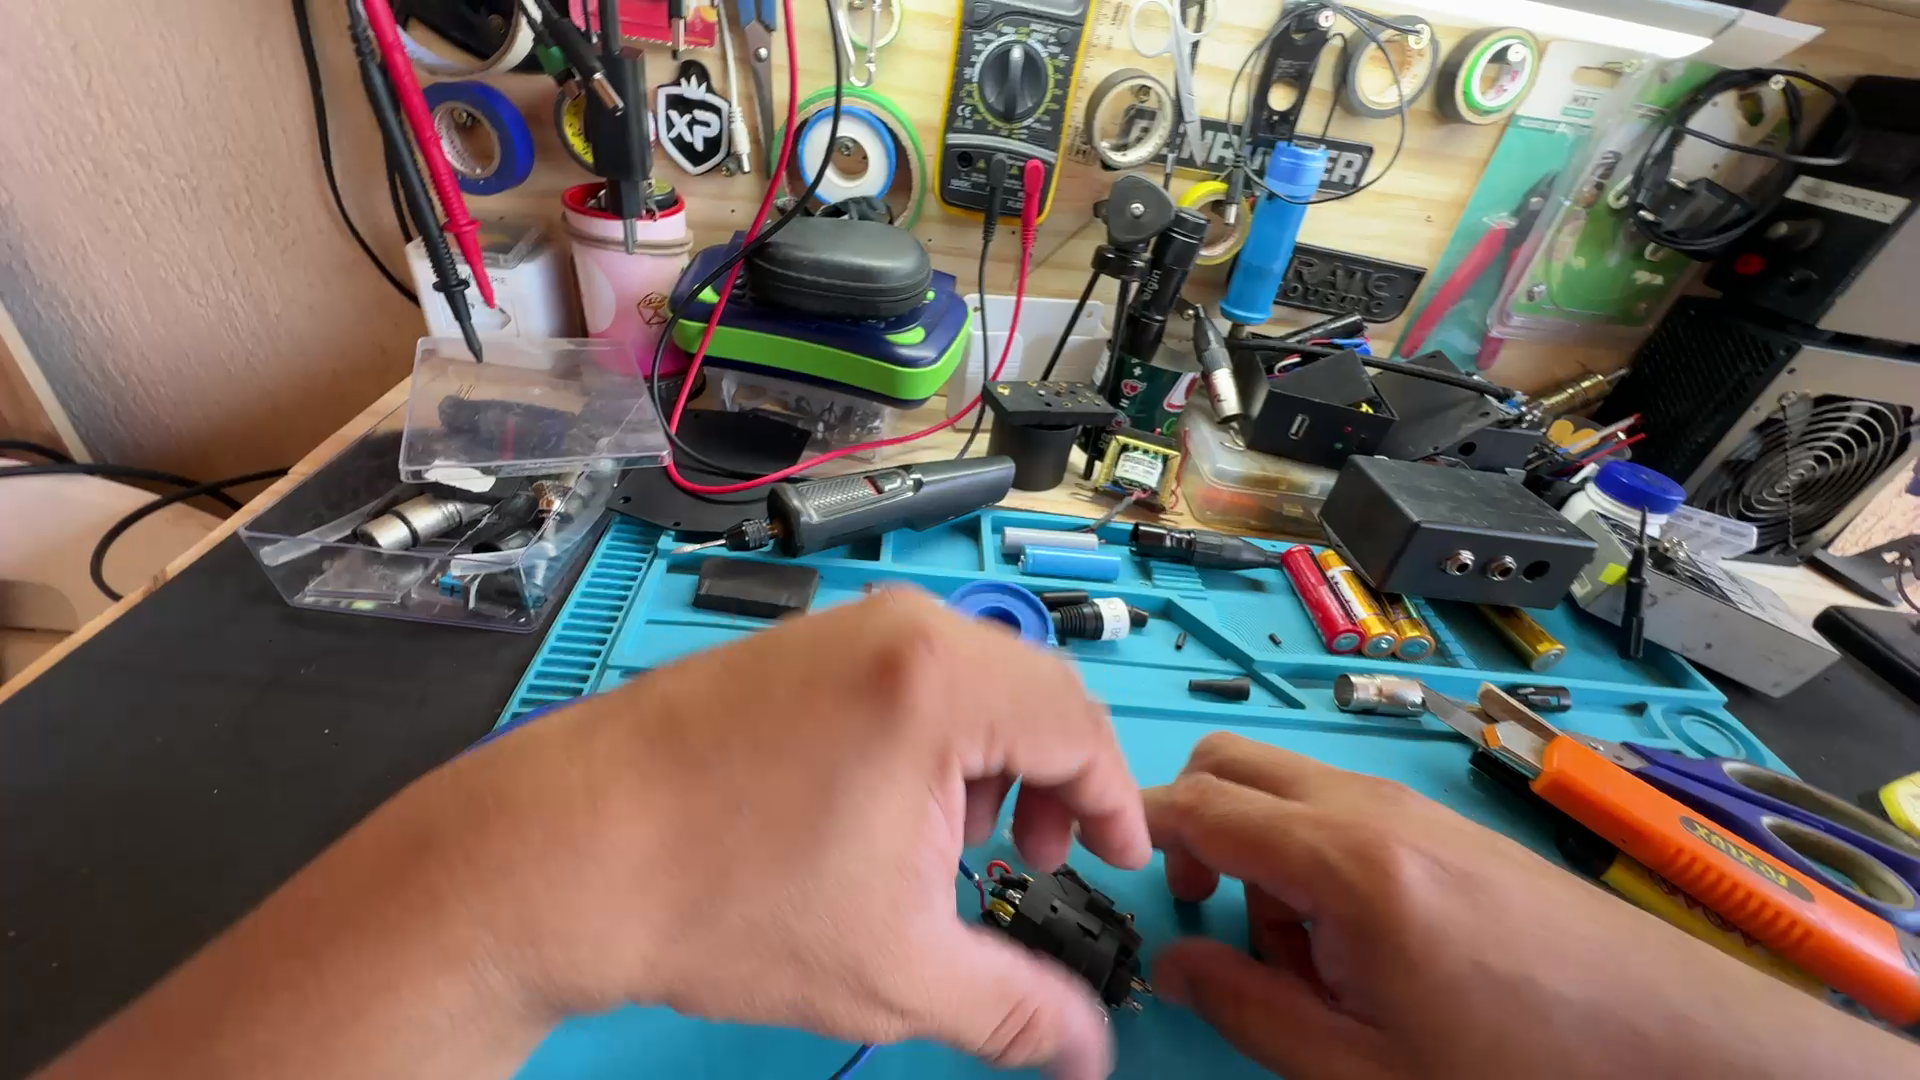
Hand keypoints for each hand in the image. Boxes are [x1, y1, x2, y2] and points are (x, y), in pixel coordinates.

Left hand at [482, 587, 1149, 1074]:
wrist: (566, 849)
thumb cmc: (721, 895)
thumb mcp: (894, 968)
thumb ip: (1017, 1009)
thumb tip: (1090, 1049)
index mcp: (939, 681)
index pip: (1079, 725)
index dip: (1115, 800)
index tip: (1118, 856)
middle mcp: (904, 629)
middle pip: (1035, 692)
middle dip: (1058, 778)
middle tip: (1035, 854)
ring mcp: (853, 624)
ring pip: (980, 677)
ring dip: (997, 755)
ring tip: (955, 835)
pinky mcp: (815, 640)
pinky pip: (919, 669)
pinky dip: (941, 731)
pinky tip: (894, 798)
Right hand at [1143, 733, 1918, 1079]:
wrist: (1690, 1048)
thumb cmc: (1519, 1067)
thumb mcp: (1362, 1069)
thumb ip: (1246, 1007)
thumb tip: (1171, 964)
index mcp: (1337, 855)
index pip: (1198, 804)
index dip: (1139, 823)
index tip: (1112, 860)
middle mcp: (1359, 801)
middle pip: (1226, 762)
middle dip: (1188, 819)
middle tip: (1205, 905)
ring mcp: (1397, 800)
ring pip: (1274, 784)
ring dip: (1251, 845)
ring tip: (1301, 949)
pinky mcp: (1427, 816)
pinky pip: (1326, 806)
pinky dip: (1300, 850)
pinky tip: (1353, 935)